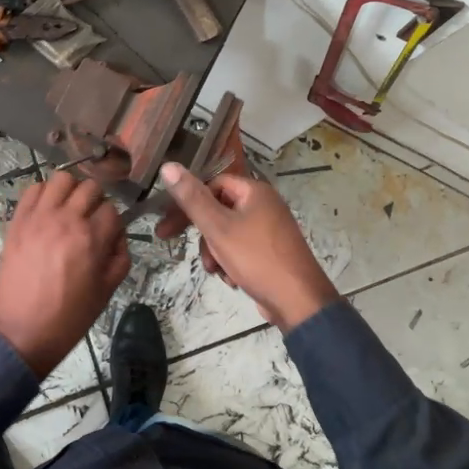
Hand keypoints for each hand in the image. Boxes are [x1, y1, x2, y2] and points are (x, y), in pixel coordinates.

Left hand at [0, 175, 129, 377]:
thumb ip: (119, 257)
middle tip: (89, 220)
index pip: (112, 211)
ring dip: (70, 191)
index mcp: (92, 239)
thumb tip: (117, 235)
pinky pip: (33, 189)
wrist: (21, 332)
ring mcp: (39, 217)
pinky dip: (43, 194)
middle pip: (90, 187)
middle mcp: (67, 220)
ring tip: (67, 209)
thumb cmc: (68, 318)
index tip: (106, 235)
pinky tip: (46, 211)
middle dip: (95, 202)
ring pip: (62, 179)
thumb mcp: (106, 292)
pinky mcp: (18, 220)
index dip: (112, 223)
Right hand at [155, 163, 338, 330]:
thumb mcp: (218, 227)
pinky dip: (231, 261)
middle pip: (219, 209)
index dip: (189, 201)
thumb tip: (168, 165)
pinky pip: (242, 248)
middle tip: (177, 245)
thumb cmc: (257, 258)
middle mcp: (265, 205)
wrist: (299, 302)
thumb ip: (192, 198)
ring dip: (215, 251)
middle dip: (203, 233)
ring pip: (228, 232)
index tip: (168, 223)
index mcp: (255, 191)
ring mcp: (270, 229)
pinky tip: (232, 279)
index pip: (213, 184)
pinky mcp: (271, 251)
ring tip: (216, 271)